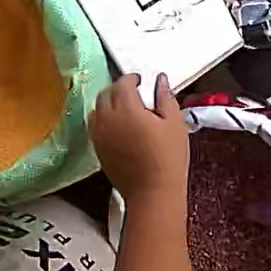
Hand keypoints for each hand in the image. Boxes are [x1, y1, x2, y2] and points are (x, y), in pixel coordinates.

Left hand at [90, 74, 186, 201]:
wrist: (153, 192)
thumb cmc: (168, 157)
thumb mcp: (175, 124)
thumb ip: (165, 98)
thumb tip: (160, 80)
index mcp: (128, 109)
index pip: (123, 84)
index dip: (132, 78)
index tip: (141, 80)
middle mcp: (108, 119)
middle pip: (106, 94)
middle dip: (118, 89)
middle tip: (134, 92)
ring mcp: (99, 135)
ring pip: (97, 109)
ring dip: (108, 103)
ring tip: (124, 109)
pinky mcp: (97, 149)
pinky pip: (95, 126)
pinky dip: (104, 119)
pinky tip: (118, 126)